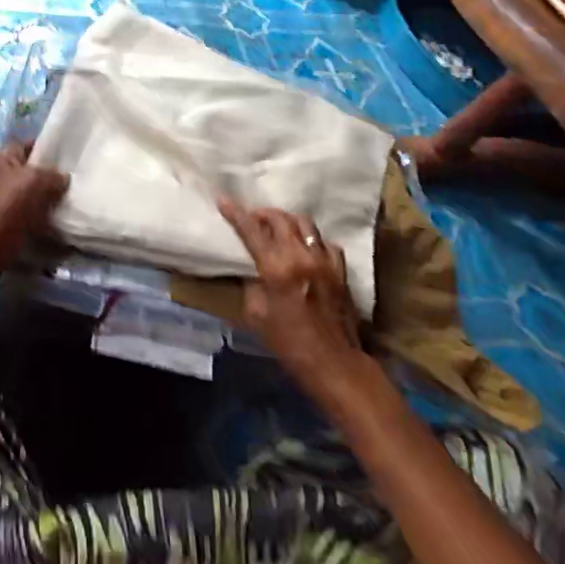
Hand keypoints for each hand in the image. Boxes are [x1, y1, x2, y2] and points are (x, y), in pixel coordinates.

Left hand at [0, 142, 68, 263]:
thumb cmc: (14, 200)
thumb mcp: (39, 178)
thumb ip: (55, 174)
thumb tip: (64, 177)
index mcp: (0, 157)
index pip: (26, 145)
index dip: (45, 147)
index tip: (65, 153)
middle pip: (29, 169)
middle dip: (48, 173)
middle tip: (69, 175)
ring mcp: (4, 196)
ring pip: (32, 189)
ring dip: (47, 194)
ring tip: (68, 193)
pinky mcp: (10, 215)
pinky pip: (32, 207)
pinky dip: (43, 209)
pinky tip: (59, 210)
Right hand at [218, 199, 362, 375]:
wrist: (335, 363)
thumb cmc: (288, 343)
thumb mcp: (255, 314)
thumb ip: (252, 283)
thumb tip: (252, 269)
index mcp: (277, 267)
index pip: (252, 230)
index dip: (235, 213)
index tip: (223, 199)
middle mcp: (302, 257)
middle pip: (280, 219)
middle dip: (261, 213)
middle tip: (250, 216)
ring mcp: (325, 261)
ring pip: (305, 224)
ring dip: (286, 220)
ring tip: (275, 225)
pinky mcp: (341, 270)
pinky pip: (325, 242)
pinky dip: (311, 238)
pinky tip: (305, 246)